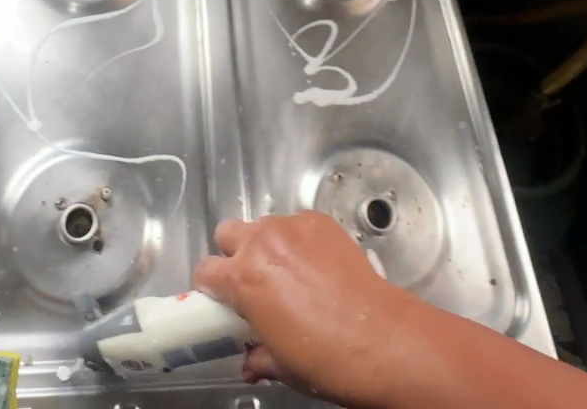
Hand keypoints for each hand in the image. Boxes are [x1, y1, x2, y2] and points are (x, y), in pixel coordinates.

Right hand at [192, 213, 413, 404]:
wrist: (381, 338)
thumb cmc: (325, 358)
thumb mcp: (282, 364)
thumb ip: (258, 354)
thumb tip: (251, 360)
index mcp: (243, 278)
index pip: (205, 270)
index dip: (211, 287)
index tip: (223, 300)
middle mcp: (262, 242)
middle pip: (228, 233)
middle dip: (234, 254)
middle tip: (252, 280)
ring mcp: (292, 227)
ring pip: (263, 225)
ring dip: (266, 245)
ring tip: (289, 271)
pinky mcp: (320, 221)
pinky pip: (297, 224)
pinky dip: (299, 241)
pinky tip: (317, 265)